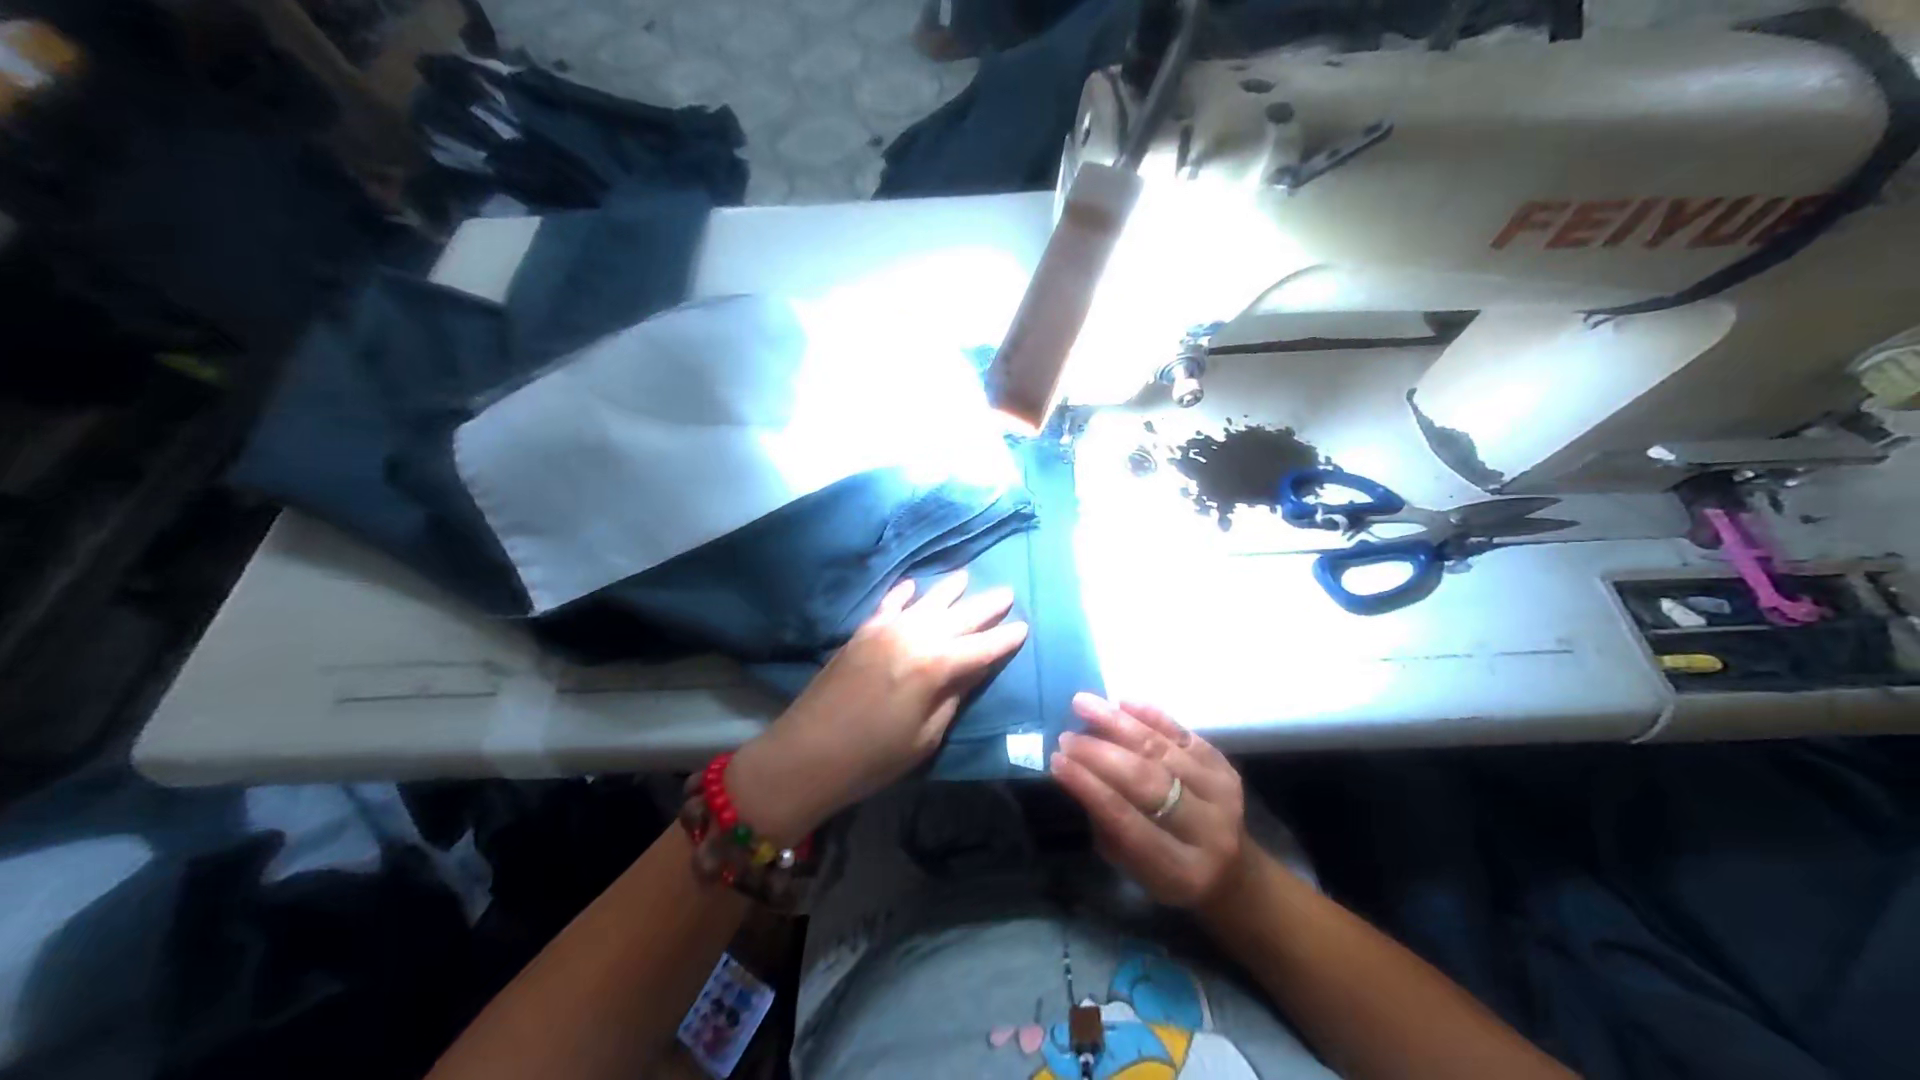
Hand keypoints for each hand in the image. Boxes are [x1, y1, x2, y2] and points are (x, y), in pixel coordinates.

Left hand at [728, 572, 1027, 840]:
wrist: (806, 753)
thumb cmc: (873, 757)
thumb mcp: (925, 736)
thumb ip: (953, 696)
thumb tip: (973, 669)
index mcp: (934, 667)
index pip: (981, 647)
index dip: (1005, 638)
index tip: (1024, 627)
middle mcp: (913, 637)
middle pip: (958, 617)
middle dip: (986, 606)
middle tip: (1007, 593)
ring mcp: (884, 630)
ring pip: (925, 601)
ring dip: (948, 589)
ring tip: (966, 577)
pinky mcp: (861, 633)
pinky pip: (888, 605)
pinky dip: (903, 594)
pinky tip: (913, 586)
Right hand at [1050, 694, 1251, 908]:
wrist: (1234, 872)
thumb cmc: (1169, 874)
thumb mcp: (1133, 867)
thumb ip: (1107, 825)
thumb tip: (1076, 773)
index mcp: (1181, 870)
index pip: (1127, 820)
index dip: (1090, 787)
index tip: (1057, 761)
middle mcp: (1209, 829)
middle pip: (1148, 780)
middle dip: (1100, 753)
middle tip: (1066, 737)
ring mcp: (1222, 794)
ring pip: (1164, 750)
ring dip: (1119, 724)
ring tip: (1084, 705)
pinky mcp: (1226, 767)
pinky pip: (1185, 734)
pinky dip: (1152, 715)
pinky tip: (1121, 702)